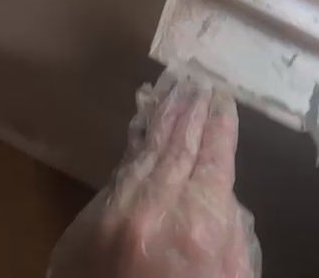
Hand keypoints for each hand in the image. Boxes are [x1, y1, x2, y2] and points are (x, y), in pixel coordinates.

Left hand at [50, 76, 258, 277]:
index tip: (223, 98)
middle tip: (199, 81)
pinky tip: (142, 126)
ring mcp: (115, 214)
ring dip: (162, 118)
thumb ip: (232, 238)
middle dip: (191, 110)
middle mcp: (155, 209)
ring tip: (174, 89)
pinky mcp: (86, 225)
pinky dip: (134, 145)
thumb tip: (225, 197)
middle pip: (178, 145)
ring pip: (145, 151)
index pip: (213, 157)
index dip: (220, 124)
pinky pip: (119, 172)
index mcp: (198, 226)